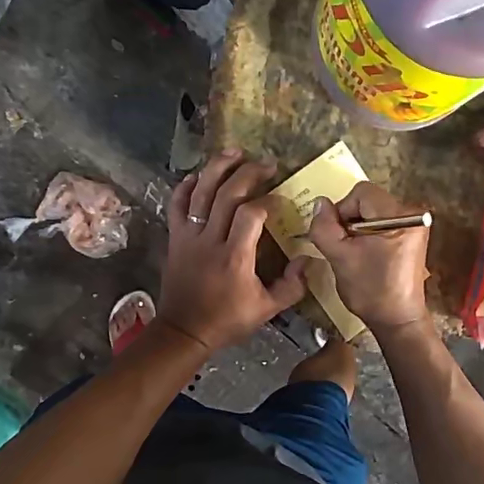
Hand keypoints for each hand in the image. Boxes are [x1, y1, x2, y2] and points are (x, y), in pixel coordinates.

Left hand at [160, 150, 308, 350]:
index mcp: (235, 257)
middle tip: (266, 164)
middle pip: (226, 195)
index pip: (250, 215)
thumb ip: (292, 285)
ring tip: (235, 152)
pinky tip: (199, 174)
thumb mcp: (267, 309)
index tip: (281, 198)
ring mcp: (189, 236)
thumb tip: (308, 259)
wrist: (184, 331)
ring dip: (218, 168)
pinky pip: (177, 204)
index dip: (267, 200)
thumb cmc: (228, 320)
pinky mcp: (175, 238)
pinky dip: (186, 186)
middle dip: (247, 174)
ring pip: (201, 193)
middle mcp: (210, 240)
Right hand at [307, 182, 431, 335]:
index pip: (362, 192)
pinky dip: (371, 234)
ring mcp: (415, 226)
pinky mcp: (413, 237)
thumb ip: (324, 226)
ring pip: (374, 212)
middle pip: (369, 200)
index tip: (339, 236)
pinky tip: (368, 256)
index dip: (342, 210)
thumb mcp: (340, 257)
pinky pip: (384, 223)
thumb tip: (320, 203)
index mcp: (400, 216)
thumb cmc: (370, 290)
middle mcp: (413, 215)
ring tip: (357, 253)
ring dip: (359, 228)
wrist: (398, 319)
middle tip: (346, 247)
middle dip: (351, 220)